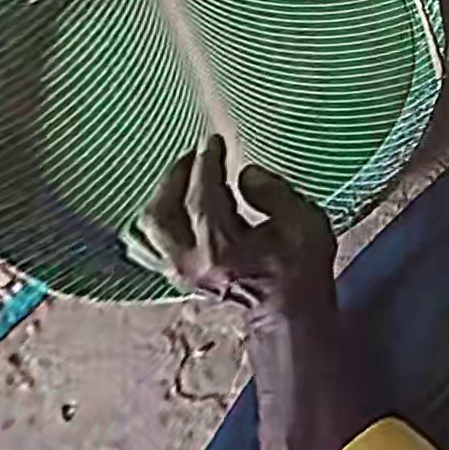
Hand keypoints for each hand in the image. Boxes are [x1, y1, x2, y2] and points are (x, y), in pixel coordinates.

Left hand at [128, 136, 335, 315]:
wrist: (288, 308)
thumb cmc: (302, 262)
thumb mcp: (304, 221)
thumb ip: (274, 194)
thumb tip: (246, 172)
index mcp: (222, 246)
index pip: (203, 198)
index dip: (206, 165)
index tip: (213, 141)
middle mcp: (189, 261)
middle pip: (160, 215)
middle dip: (173, 179)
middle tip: (192, 155)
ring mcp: (177, 272)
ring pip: (144, 233)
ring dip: (158, 200)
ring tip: (178, 177)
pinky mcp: (176, 276)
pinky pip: (147, 246)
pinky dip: (152, 223)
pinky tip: (167, 209)